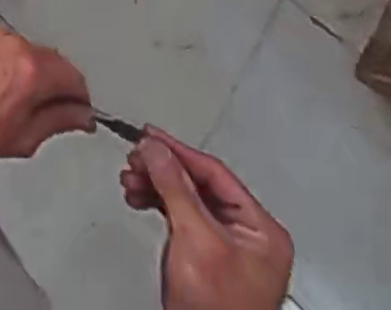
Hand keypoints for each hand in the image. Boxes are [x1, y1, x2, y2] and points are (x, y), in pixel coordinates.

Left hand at [0, 24, 93, 157]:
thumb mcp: (23, 138)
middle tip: (42, 107)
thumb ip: (58, 122)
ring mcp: (0, 34)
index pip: (75, 78)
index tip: (73, 113)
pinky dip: (9, 57)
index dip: (79, 98)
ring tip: (12, 92)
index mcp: (35, 72)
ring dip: (32, 68)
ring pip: (31, 50)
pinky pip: (7, 42)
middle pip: (55, 61)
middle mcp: (21, 45)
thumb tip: (85, 116)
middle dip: (57, 83)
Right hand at [120, 127, 292, 309]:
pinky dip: (156, 203)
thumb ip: (175, 187)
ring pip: (185, 197)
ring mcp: (225, 246)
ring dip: (154, 185)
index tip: (149, 135)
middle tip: (135, 158)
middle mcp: (247, 234)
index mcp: (260, 229)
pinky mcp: (204, 255)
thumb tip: (156, 148)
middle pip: (198, 184)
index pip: (215, 173)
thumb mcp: (195, 239)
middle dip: (162, 170)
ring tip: (130, 179)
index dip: (179, 151)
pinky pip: (178, 215)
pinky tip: (138, 197)